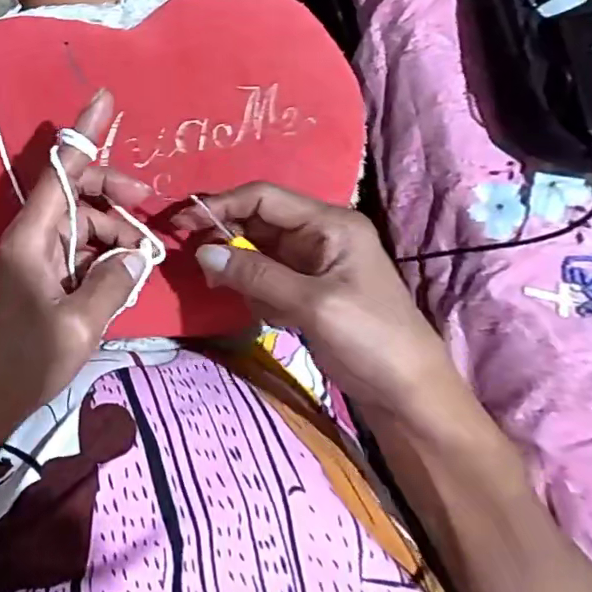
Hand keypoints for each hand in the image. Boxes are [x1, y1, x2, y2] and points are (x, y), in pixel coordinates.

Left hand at [0, 90, 155, 431]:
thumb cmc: (29, 360)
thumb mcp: (81, 324)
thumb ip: (113, 280)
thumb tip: (135, 253)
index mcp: (31, 239)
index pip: (60, 174)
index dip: (83, 136)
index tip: (103, 98)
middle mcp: (29, 237)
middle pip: (73, 193)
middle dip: (112, 192)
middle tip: (147, 203)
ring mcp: (33, 255)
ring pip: (80, 221)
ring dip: (112, 229)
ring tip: (141, 255)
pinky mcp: (40, 274)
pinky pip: (76, 246)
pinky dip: (102, 251)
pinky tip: (123, 268)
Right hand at [171, 183, 465, 419]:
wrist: (408, 394)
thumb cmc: (371, 339)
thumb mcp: (312, 304)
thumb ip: (256, 275)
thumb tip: (202, 252)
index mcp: (329, 223)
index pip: (263, 197)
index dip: (221, 205)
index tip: (183, 221)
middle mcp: (318, 235)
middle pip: (255, 221)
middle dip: (224, 238)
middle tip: (195, 262)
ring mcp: (311, 263)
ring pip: (255, 251)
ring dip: (237, 270)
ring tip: (232, 295)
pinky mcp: (304, 289)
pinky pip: (262, 277)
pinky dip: (251, 290)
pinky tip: (265, 314)